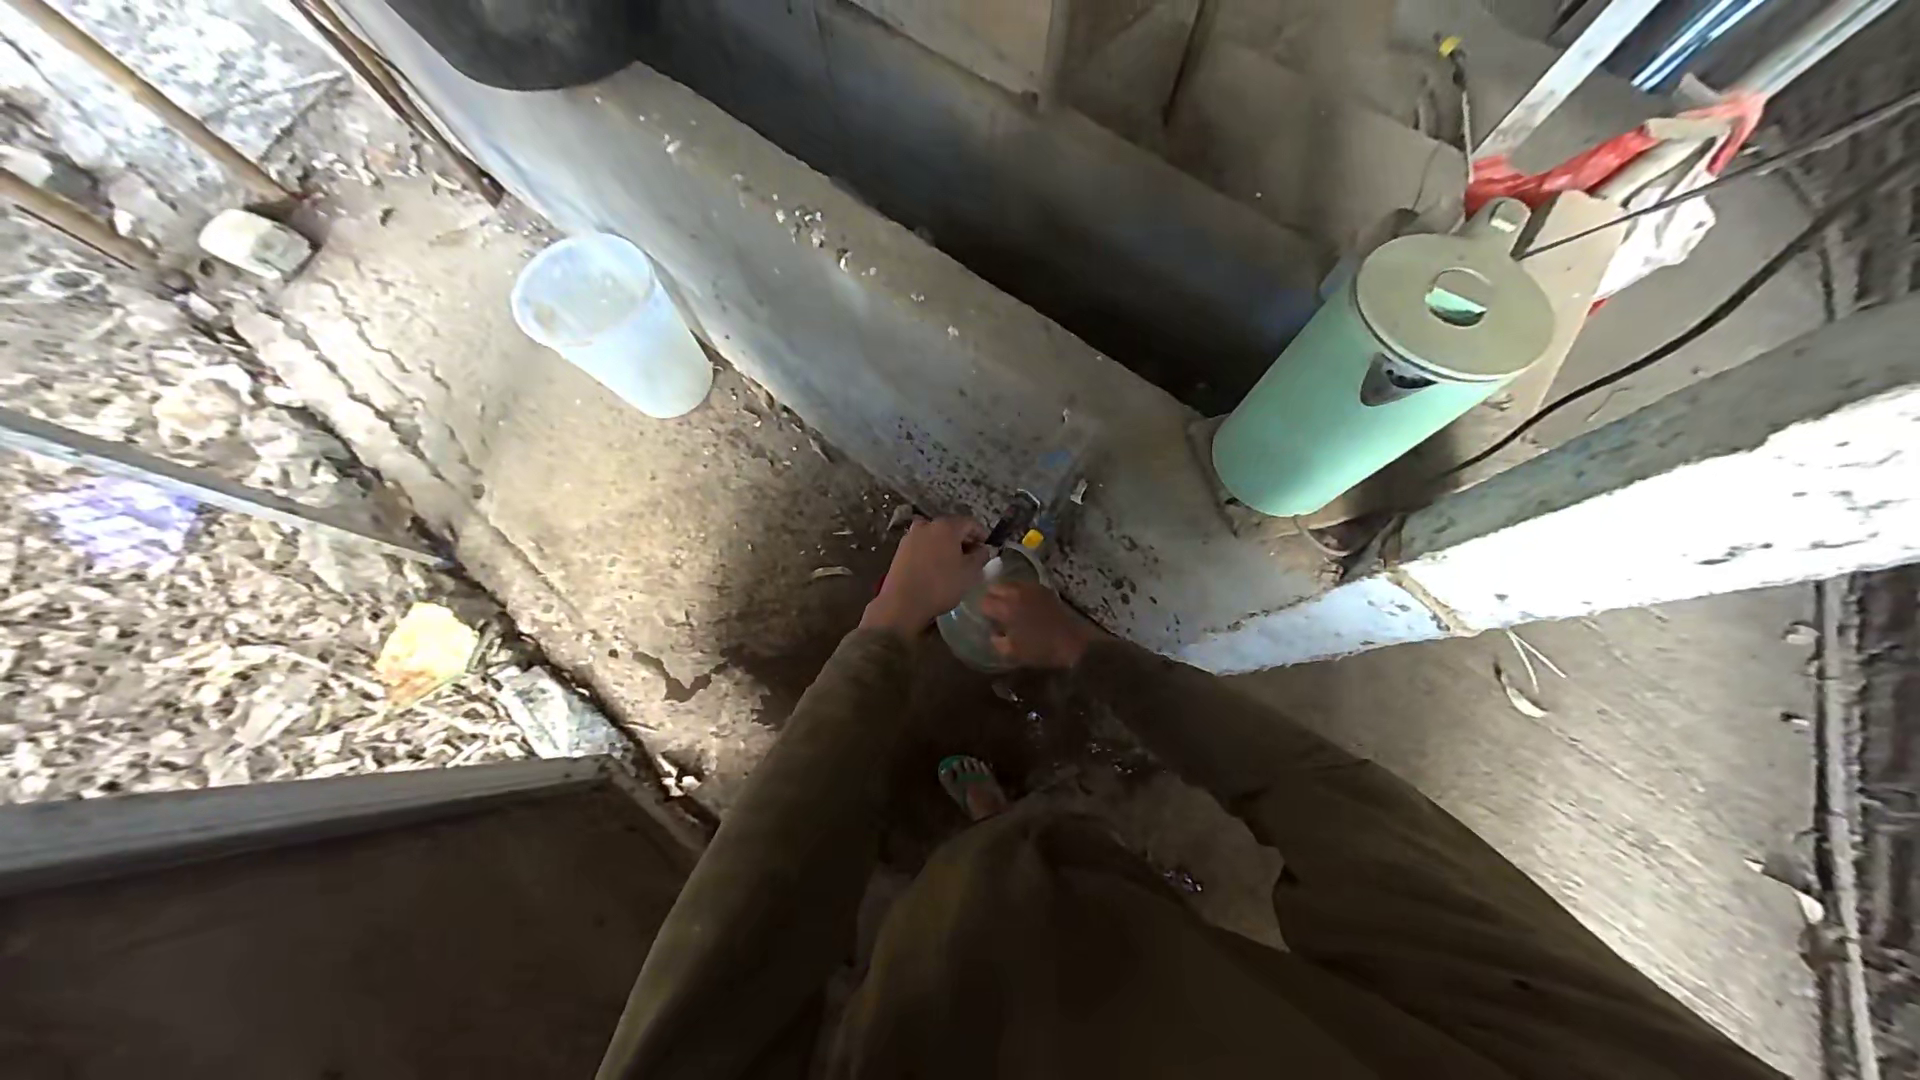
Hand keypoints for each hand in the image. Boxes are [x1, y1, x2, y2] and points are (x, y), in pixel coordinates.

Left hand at [861, 515, 990, 636]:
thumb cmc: (941, 585)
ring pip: (936, 537)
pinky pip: (923, 546)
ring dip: (947, 546)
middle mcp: (927, 525)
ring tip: (954, 564)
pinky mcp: (900, 550)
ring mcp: (911, 536)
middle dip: (964, 540)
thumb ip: (981, 556)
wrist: (902, 603)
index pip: (970, 523)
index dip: (982, 534)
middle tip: (973, 557)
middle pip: (951, 528)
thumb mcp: (970, 572)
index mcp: (946, 526)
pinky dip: (933, 552)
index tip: (988, 548)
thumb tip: (983, 549)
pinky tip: (936, 568)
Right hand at [979, 581, 1105, 669]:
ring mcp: (1030, 588)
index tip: (987, 619)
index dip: (983, 611)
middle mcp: (1015, 593)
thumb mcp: (1012, 652)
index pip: (983, 602)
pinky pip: (1023, 585)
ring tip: (1008, 606)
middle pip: (993, 587)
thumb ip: (996, 640)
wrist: (1072, 644)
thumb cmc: (1040, 650)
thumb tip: (993, 631)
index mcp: (1005, 608)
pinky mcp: (1043, 588)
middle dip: (991, 598)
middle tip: (995, 611)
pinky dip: (1019, 592)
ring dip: (1004, 593)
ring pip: (1008, 583)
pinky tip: (1023, 604)